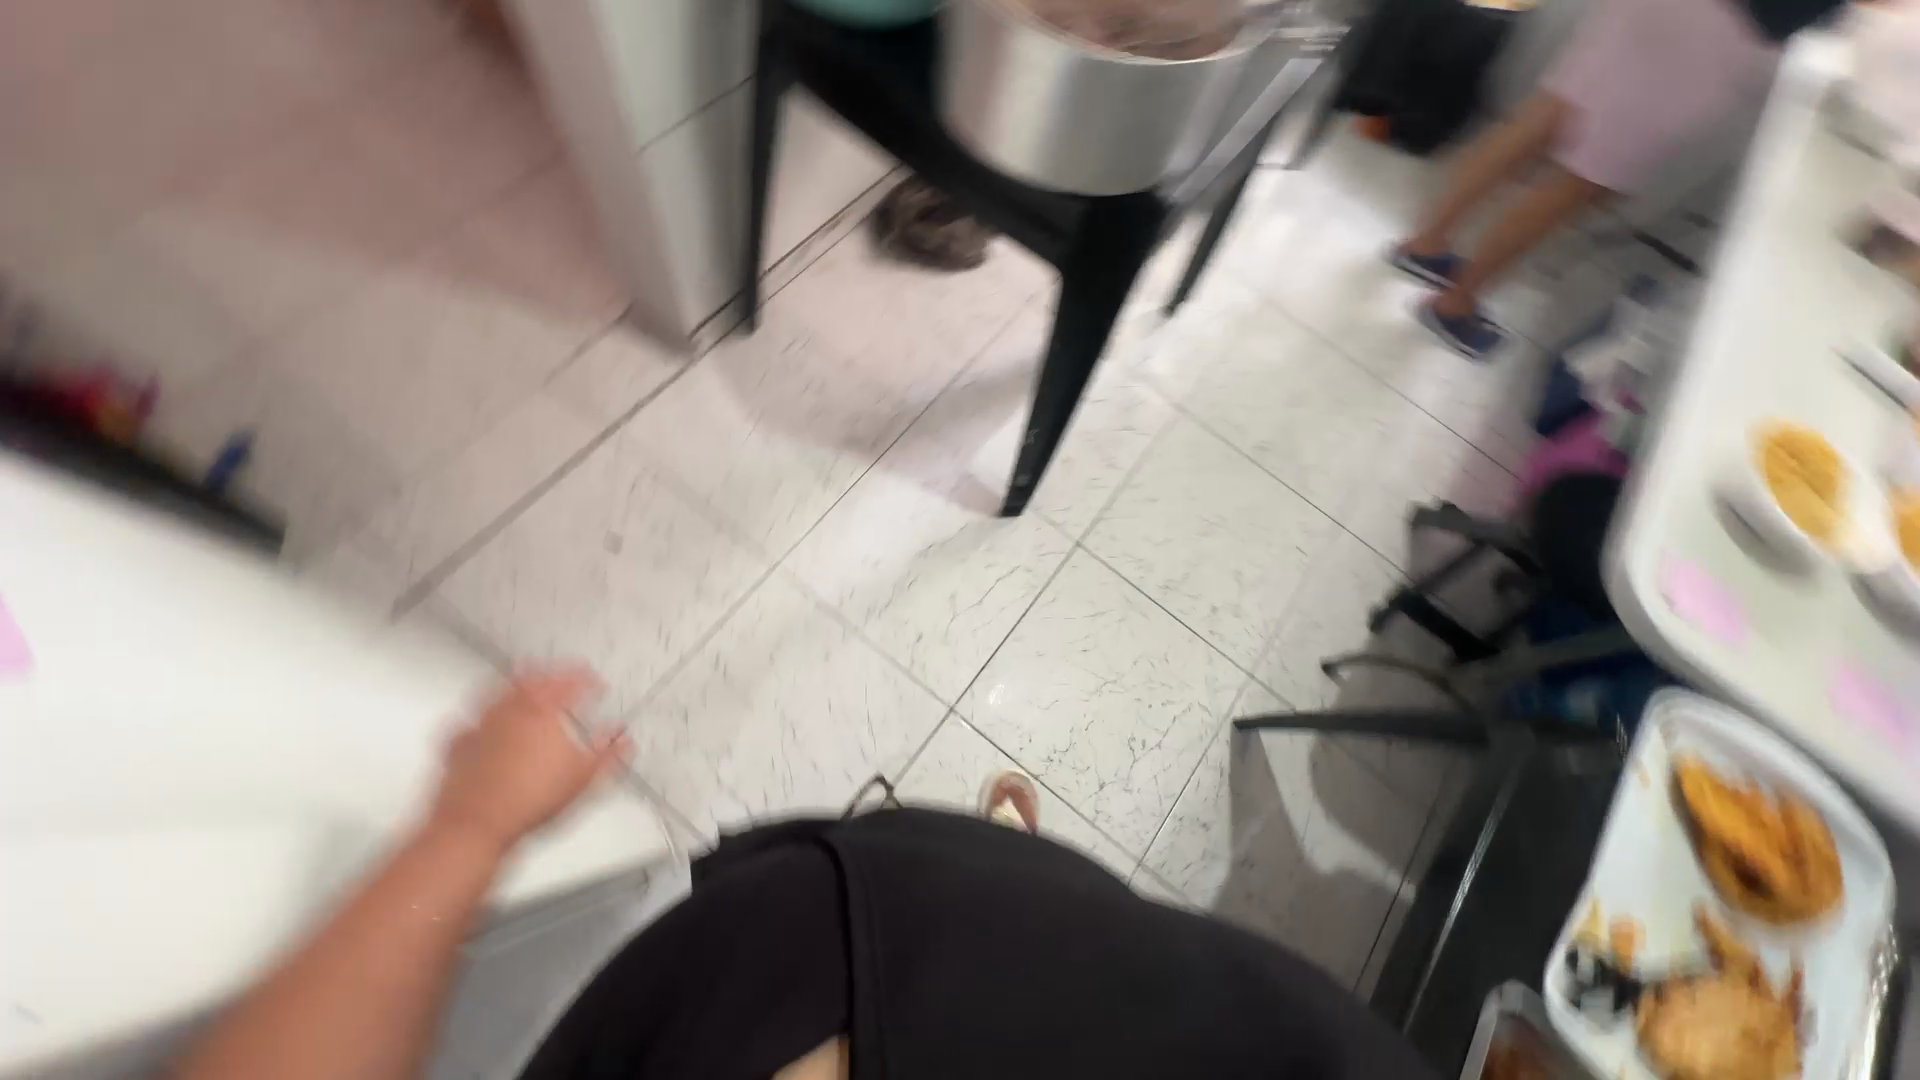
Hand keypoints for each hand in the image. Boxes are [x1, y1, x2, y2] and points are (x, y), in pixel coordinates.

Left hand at [427, 666, 629, 852]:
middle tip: (559, 672)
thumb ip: (608, 754)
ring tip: (521, 684)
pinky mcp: (457, 747)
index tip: (594, 682)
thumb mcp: (583, 778)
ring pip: (496, 694)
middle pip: (530, 680)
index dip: (586, 680)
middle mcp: (510, 713)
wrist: (475, 826)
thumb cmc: (526, 801)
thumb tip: (622, 740)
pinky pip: (467, 723)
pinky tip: (479, 723)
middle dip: (548, 673)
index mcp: (544, 712)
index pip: (570, 683)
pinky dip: (478, 719)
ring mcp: (480, 726)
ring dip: (512, 686)